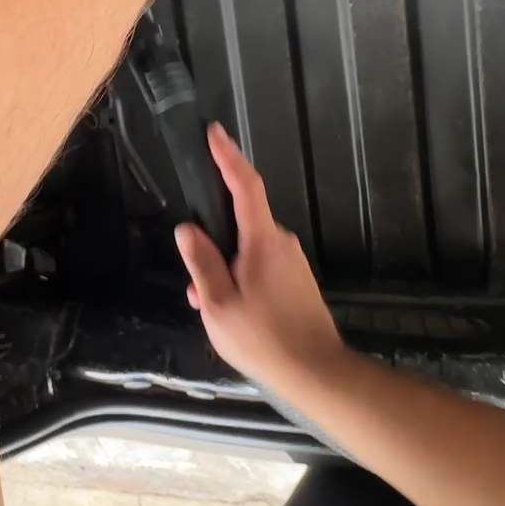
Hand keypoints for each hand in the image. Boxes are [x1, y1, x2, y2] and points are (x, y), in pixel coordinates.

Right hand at [175, 124, 346, 386]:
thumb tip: (188, 230)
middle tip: (196, 287)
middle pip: (240, 226)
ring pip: (247, 253)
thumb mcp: (219, 302)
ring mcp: (293, 263)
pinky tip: (232, 315)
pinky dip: (240, 282)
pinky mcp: (297, 282)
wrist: (316, 372)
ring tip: (210, 310)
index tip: (215, 133)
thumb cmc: (263, 338)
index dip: (228, 157)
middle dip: (212, 247)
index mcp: (263, 240)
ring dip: (224, 272)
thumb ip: (202, 262)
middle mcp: (282, 244)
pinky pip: (260, 268)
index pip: (245, 185)